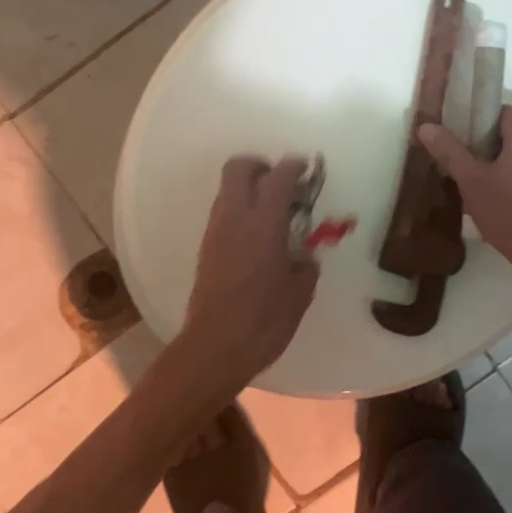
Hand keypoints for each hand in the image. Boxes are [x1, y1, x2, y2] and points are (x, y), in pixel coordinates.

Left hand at [173, 155, 319, 389]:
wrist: (216, 346)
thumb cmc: (265, 320)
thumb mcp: (300, 292)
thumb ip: (304, 264)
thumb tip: (303, 256)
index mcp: (263, 224)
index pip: (278, 177)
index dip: (293, 167)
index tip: (305, 169)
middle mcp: (235, 218)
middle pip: (238, 168)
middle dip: (260, 166)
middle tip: (281, 183)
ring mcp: (215, 232)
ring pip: (227, 190)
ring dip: (248, 190)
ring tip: (272, 214)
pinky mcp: (206, 248)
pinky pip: (223, 214)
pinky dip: (240, 212)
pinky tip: (257, 238)